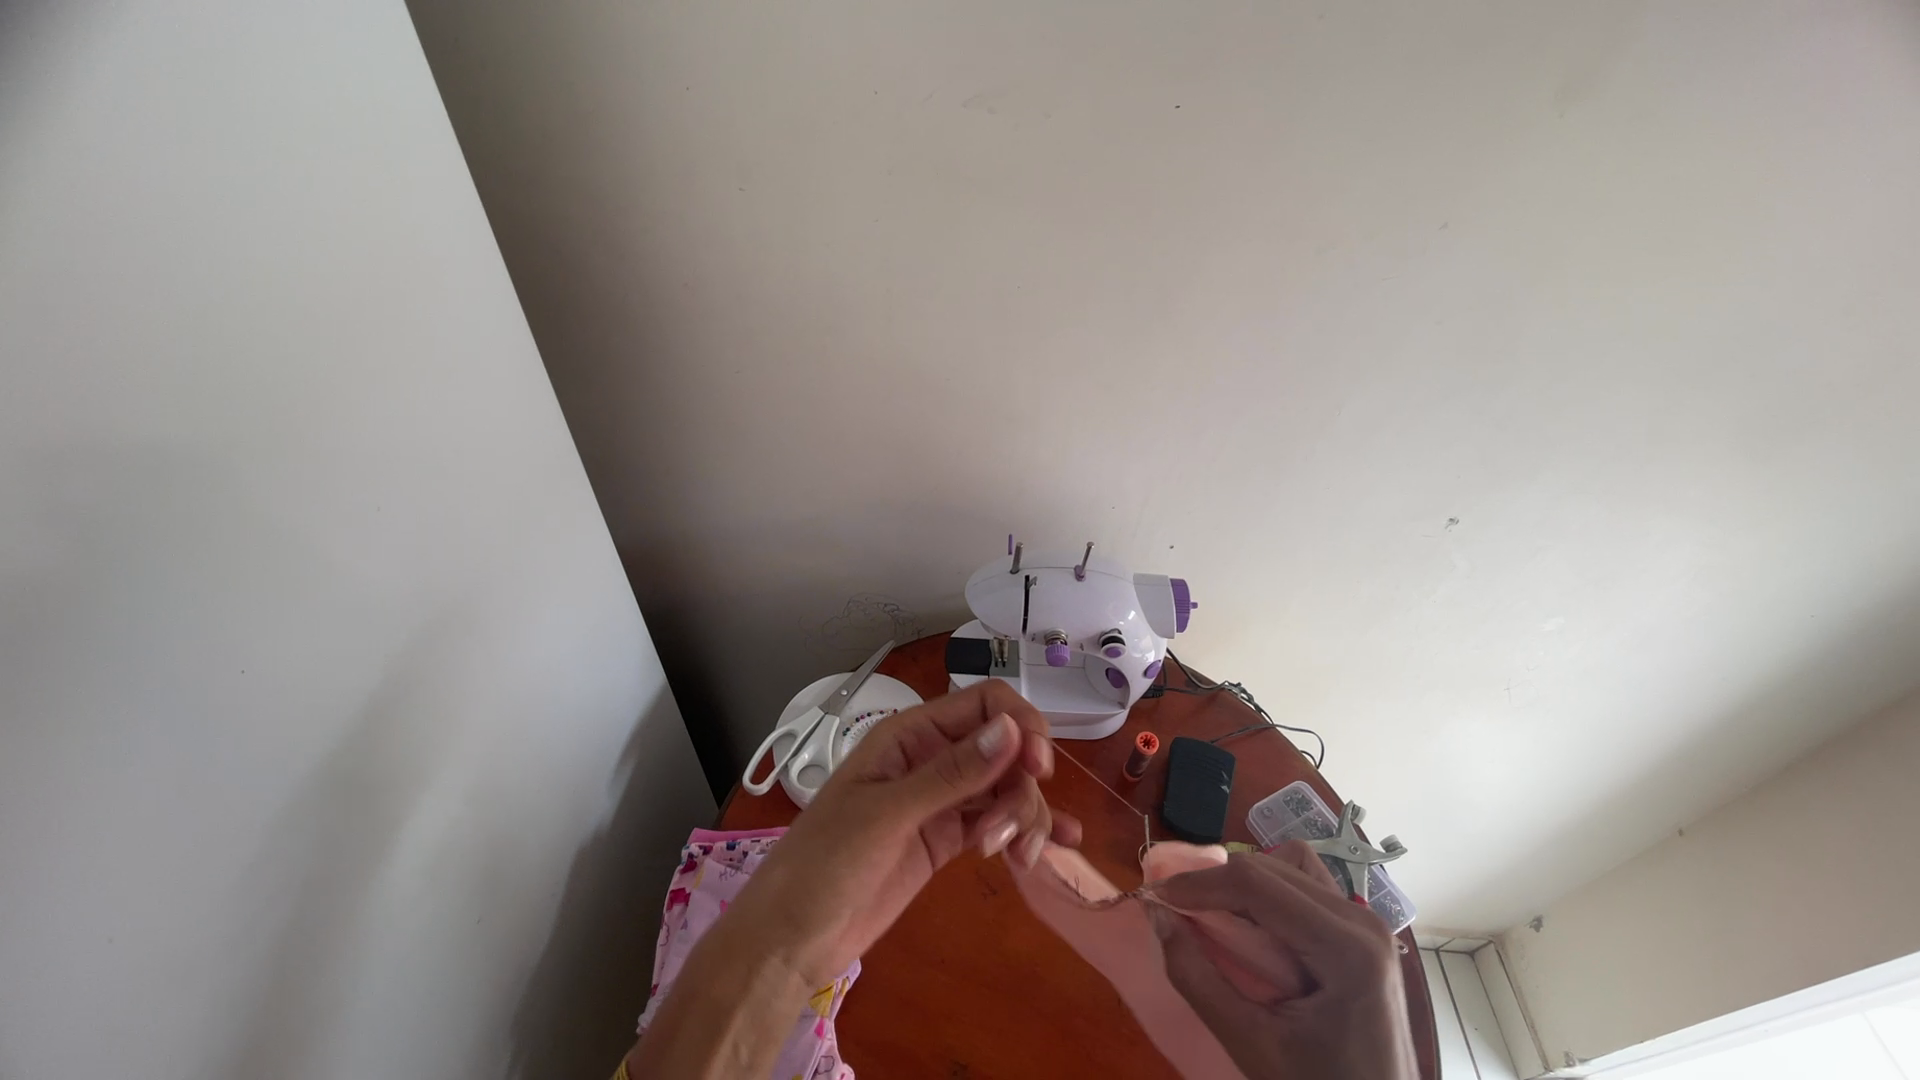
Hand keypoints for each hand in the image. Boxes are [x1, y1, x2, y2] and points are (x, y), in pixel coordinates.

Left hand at [723, 680, 1082, 986]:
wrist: (791, 938)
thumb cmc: (824, 864)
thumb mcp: (887, 815)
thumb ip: (952, 774)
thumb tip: (1013, 730)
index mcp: (910, 736)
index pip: (983, 704)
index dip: (1020, 725)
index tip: (1039, 769)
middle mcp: (931, 759)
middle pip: (1005, 749)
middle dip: (1021, 785)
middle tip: (1011, 832)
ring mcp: (941, 801)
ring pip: (1006, 787)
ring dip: (1024, 815)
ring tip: (1015, 858)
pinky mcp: (947, 839)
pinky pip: (998, 821)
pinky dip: (1027, 830)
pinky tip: (1057, 846)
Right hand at [1149, 842, 1418, 1079]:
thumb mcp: (1251, 1044)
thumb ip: (1197, 977)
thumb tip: (1156, 914)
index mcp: (1346, 948)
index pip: (1256, 883)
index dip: (1199, 883)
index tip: (1156, 898)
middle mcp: (1362, 920)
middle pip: (1269, 868)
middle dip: (1215, 884)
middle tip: (1177, 912)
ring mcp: (1367, 922)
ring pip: (1286, 865)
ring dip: (1243, 883)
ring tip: (1216, 920)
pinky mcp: (1361, 930)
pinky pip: (1305, 884)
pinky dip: (1269, 892)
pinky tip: (1254, 927)